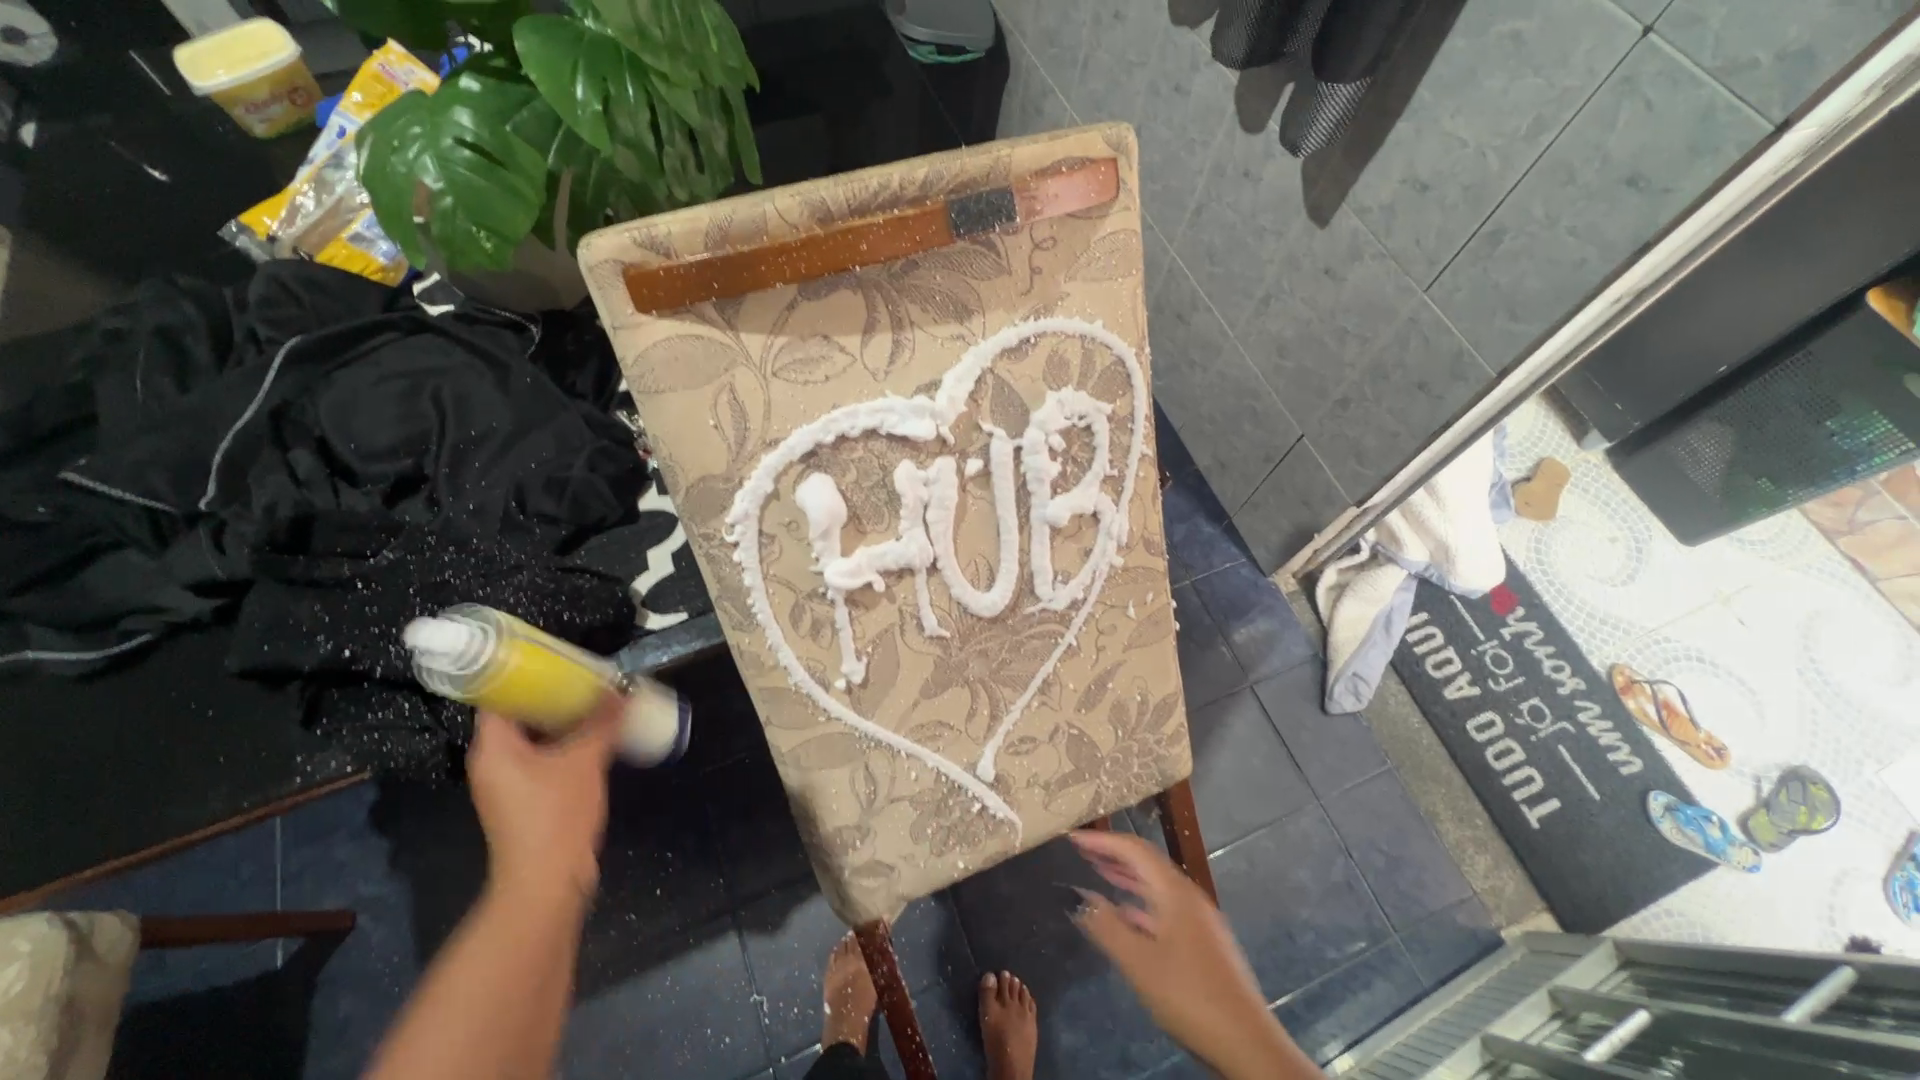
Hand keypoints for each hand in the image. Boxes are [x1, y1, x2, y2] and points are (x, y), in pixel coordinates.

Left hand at [467, 693, 620, 906]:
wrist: (546, 882)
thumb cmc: (555, 815)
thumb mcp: (584, 762)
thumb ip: (603, 723)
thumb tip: (623, 690)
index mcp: (493, 747)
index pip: (499, 697)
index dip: (526, 676)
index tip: (558, 661)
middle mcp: (493, 762)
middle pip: (519, 717)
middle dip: (555, 699)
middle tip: (589, 680)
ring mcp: (508, 785)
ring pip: (534, 741)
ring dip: (564, 724)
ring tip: (599, 705)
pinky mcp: (526, 802)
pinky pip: (543, 762)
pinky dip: (566, 748)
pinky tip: (598, 742)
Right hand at [1069, 830, 1317, 1079]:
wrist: (1246, 1041)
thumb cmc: (1189, 995)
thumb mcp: (1139, 962)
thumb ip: (1106, 926)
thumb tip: (1077, 896)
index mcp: (1175, 892)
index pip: (1135, 850)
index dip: (1102, 840)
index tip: (1071, 838)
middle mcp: (1188, 898)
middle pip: (1147, 864)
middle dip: (1113, 854)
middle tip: (1079, 850)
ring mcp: (1198, 920)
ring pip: (1155, 886)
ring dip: (1126, 877)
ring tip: (1096, 872)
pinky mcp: (1201, 943)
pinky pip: (1163, 908)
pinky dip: (1139, 903)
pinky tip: (1124, 915)